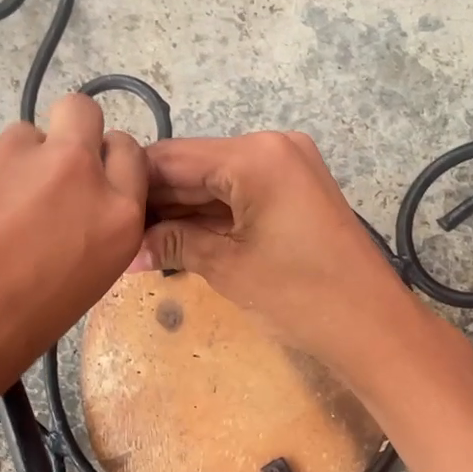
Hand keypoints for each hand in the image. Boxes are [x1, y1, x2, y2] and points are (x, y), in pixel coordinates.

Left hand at [0, 93, 148, 396]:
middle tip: (42, 183)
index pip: (129, 156)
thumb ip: (80, 242)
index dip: (107, 166)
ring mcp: (10, 154)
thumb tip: (58, 228)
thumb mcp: (69, 298)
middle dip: (68, 137)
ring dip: (12, 164)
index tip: (88, 187)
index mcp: (115, 219)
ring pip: (24, 135)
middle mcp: (72, 173)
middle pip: (83, 114)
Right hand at [138, 132, 423, 373]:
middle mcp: (271, 146)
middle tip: (115, 234)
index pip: (172, 157)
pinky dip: (212, 217)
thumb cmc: (299, 295)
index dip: (134, 184)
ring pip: (216, 182)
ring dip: (181, 211)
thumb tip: (130, 248)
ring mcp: (288, 167)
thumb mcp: (228, 268)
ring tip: (138, 242)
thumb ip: (175, 245)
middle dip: (157, 200)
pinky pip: (241, 195)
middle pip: (195, 166)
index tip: (101, 211)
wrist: (371, 325)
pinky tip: (176, 239)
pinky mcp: (296, 192)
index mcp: (254, 155)